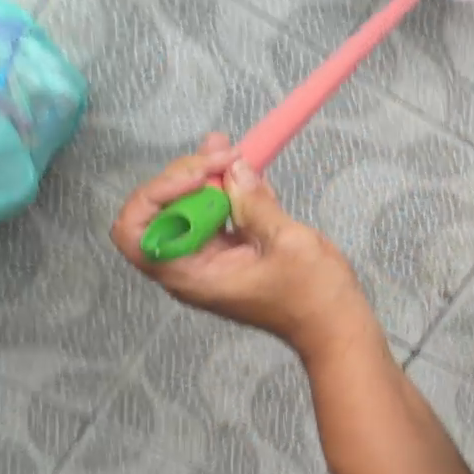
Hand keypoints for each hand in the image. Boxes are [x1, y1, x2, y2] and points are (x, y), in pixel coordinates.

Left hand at [110, 133, 372, 359]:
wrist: (337, 324)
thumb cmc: (313, 294)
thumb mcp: (288, 243)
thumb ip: (256, 205)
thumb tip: (234, 169)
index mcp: (191, 274)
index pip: (137, 231)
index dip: (157, 194)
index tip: (202, 173)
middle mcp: (191, 268)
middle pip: (161, 215)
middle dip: (187, 178)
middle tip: (224, 154)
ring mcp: (212, 261)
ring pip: (189, 213)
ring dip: (206, 179)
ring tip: (228, 148)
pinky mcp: (234, 255)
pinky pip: (218, 218)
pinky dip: (227, 192)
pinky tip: (242, 169)